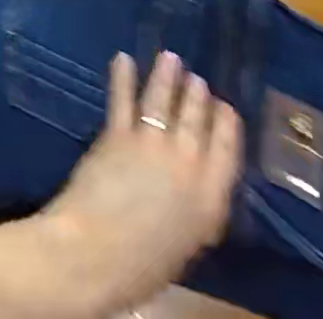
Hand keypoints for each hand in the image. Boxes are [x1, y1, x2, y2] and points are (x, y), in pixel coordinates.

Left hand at [35, 51, 242, 314]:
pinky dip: (122, 76)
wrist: (94, 253)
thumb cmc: (142, 266)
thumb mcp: (186, 243)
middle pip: (196, 119)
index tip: (225, 107)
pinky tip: (123, 58)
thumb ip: (195, 210)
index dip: (226, 125)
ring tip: (170, 58)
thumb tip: (192, 188)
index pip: (228, 150)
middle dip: (197, 96)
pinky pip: (123, 99)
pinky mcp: (117, 134)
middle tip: (197, 79)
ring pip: (163, 101)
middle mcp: (187, 163)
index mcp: (212, 198)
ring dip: (166, 76)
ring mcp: (151, 144)